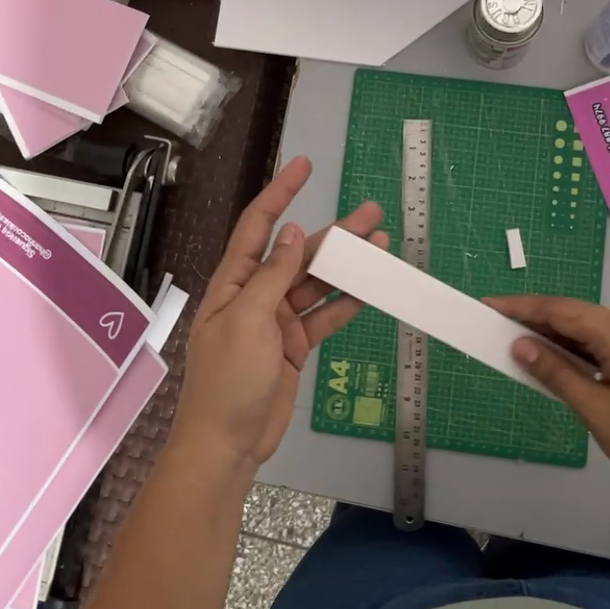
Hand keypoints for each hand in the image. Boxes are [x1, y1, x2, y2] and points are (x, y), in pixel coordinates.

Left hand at [172, 156, 386, 473]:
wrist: (228, 443)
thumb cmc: (227, 380)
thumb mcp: (248, 321)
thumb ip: (272, 276)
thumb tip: (290, 234)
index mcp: (235, 282)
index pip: (259, 225)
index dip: (280, 192)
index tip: (304, 165)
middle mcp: (257, 294)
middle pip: (298, 253)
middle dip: (334, 233)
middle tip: (371, 213)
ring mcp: (278, 320)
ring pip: (318, 283)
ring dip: (347, 265)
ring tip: (381, 245)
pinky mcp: (294, 345)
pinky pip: (325, 315)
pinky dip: (347, 302)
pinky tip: (372, 288)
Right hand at [492, 296, 609, 503]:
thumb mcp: (597, 412)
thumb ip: (557, 374)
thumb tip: (520, 345)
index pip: (560, 310)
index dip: (521, 306)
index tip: (487, 305)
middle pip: (573, 313)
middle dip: (532, 316)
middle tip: (493, 324)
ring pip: (586, 328)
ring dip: (552, 333)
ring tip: (514, 339)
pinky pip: (600, 343)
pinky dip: (572, 348)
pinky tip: (552, 358)